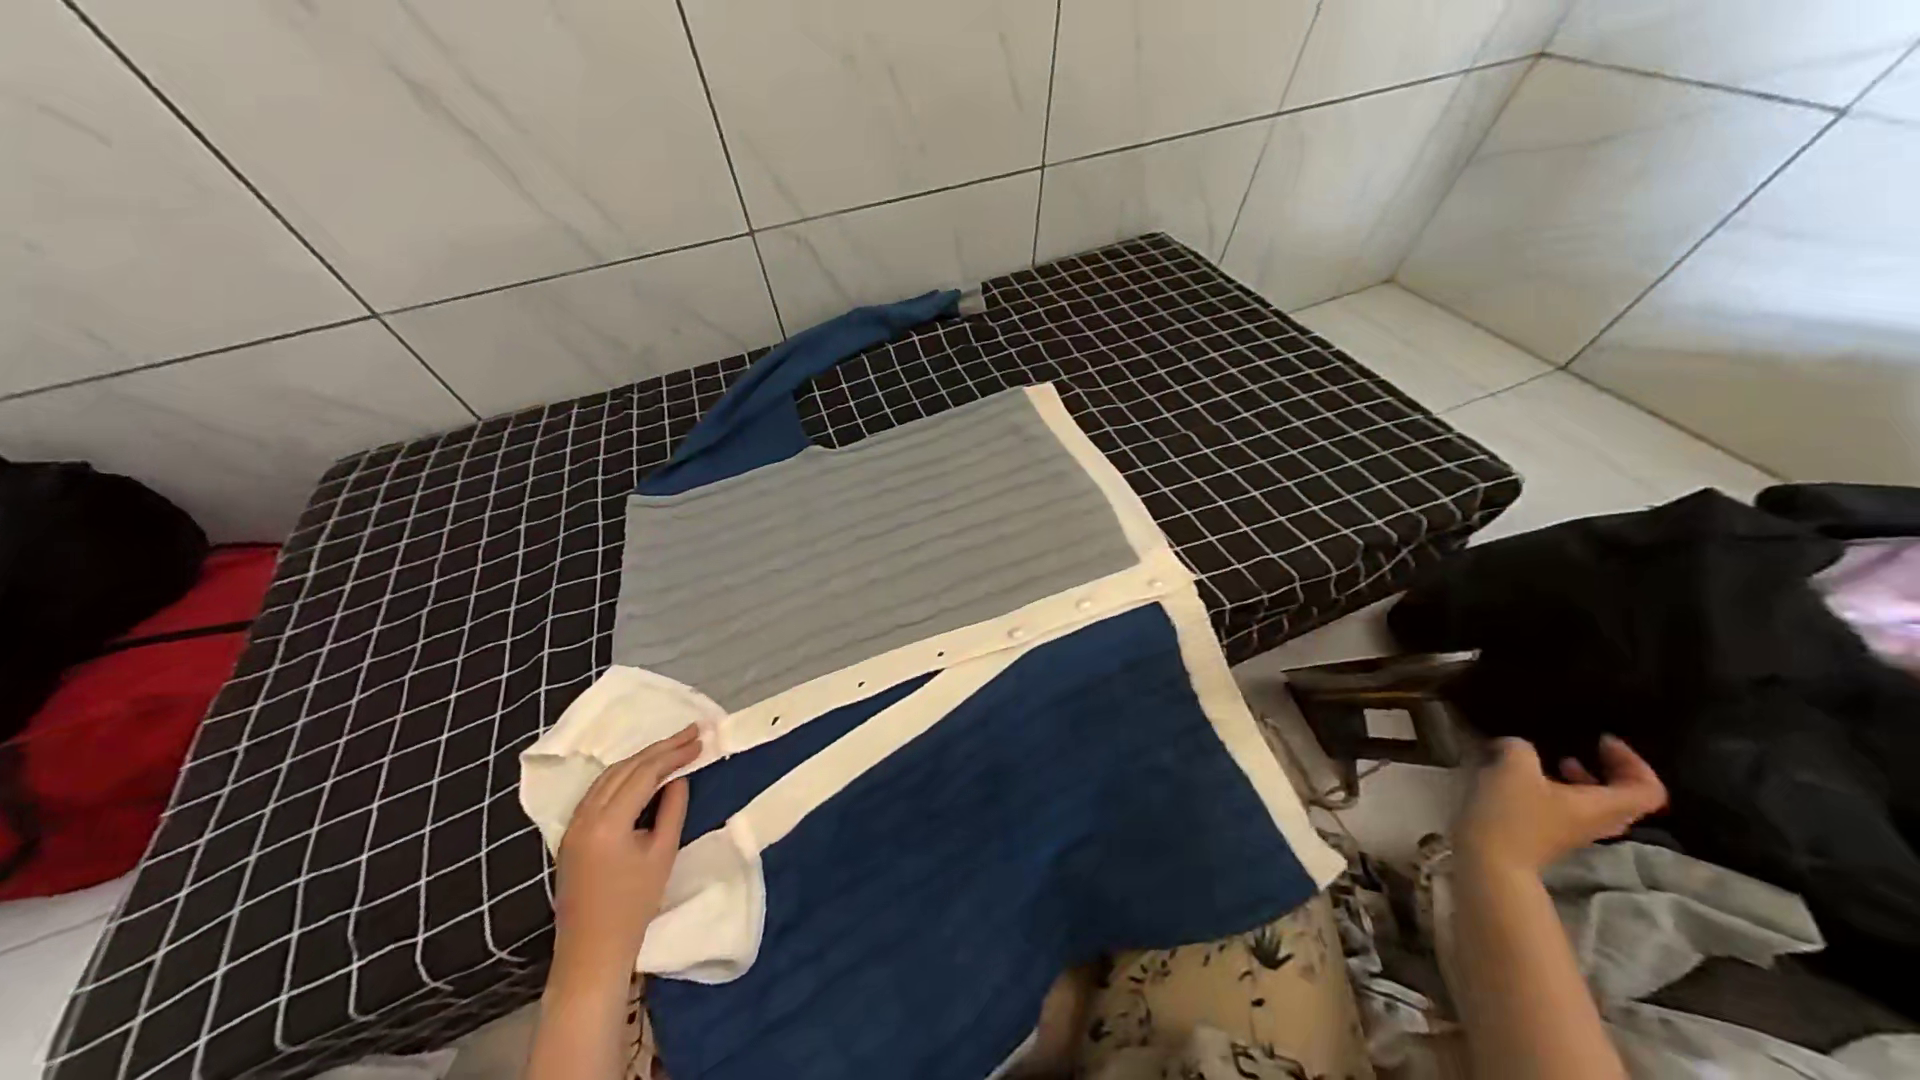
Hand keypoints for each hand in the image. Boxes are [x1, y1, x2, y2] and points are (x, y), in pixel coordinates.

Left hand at [552, 725, 699, 982]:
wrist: (592, 950)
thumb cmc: (634, 906)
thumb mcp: (662, 854)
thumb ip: (672, 810)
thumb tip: (678, 779)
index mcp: (608, 822)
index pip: (644, 774)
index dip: (674, 754)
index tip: (699, 740)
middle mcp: (585, 816)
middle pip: (625, 768)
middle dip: (660, 748)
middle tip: (691, 732)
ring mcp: (573, 824)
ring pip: (609, 776)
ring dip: (641, 759)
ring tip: (672, 746)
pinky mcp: (572, 834)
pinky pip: (599, 790)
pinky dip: (625, 775)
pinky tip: (643, 771)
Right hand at [1454, 735, 1666, 873]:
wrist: (1490, 859)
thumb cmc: (1511, 812)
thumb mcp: (1513, 767)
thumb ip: (1520, 747)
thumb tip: (1518, 746)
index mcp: (1604, 806)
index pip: (1649, 789)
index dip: (1633, 761)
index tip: (1601, 741)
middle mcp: (1600, 821)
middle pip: (1628, 797)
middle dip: (1612, 769)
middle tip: (1587, 747)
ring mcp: (1577, 830)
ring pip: (1600, 802)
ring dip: (1587, 779)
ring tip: (1559, 760)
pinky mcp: (1554, 834)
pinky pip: (1575, 808)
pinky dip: (1565, 789)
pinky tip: (1533, 780)